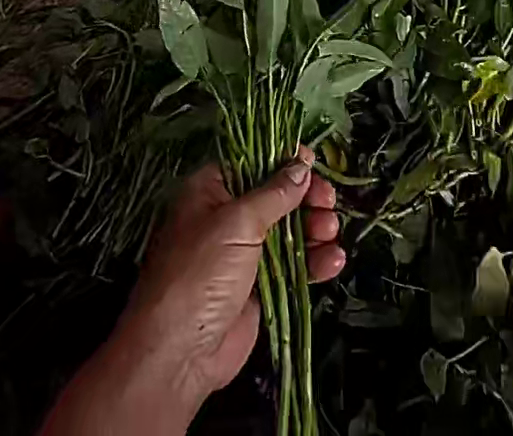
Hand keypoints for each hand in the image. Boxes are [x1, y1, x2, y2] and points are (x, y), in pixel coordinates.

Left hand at [39, 148, 342, 435]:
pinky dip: (315, 262)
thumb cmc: (200, 272)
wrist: (179, 352)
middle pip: (277, 196)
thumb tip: (301, 165)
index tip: (312, 159)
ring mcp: (244, 252)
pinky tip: (334, 261)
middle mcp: (228, 216)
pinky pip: (293, 266)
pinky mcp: (260, 286)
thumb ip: (274, 193)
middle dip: (306, 197)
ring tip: (330, 231)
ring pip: (289, 230)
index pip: (252, 162)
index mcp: (211, 190)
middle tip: (328, 201)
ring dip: (314, 228)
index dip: (283, 159)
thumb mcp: (237, 223)